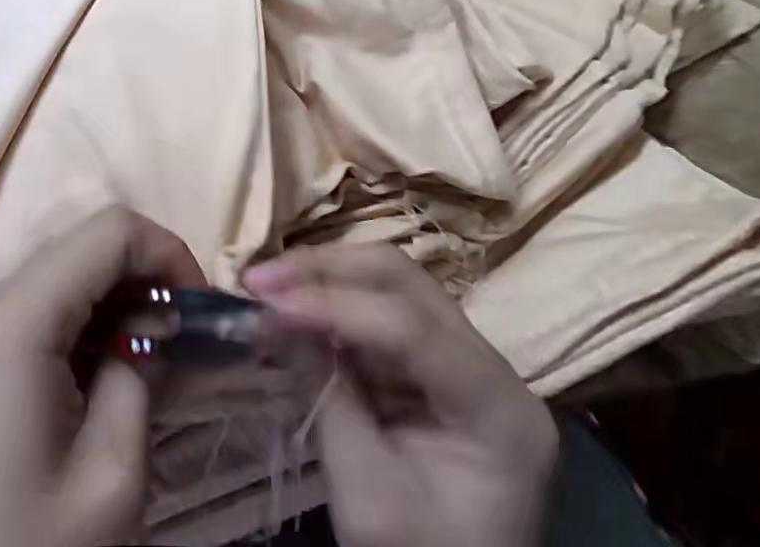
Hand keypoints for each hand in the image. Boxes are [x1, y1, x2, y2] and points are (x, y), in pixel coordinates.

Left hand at [0, 207, 204, 546]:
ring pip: (67, 272)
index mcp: (17, 314)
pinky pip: (43, 305)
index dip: (168, 253)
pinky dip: (88, 320)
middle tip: (183, 341)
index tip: (200, 312)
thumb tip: (155, 321)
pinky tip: (108, 371)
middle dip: (146, 277)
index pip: (110, 230)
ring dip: (120, 300)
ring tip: (152, 361)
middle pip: (86, 245)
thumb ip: (139, 373)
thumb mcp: (109, 474)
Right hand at [244, 242, 557, 546]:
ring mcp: (463, 359)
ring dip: (321, 278)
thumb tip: (273, 316)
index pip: (410, 328)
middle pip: (405, 281)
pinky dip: (327, 303)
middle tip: (261, 279)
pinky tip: (289, 308)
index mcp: (497, 410)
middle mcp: (491, 367)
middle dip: (326, 269)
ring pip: (389, 283)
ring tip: (265, 286)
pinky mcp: (431, 363)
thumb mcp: (365, 490)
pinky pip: (376, 310)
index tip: (266, 303)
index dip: (333, 305)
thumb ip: (324, 393)